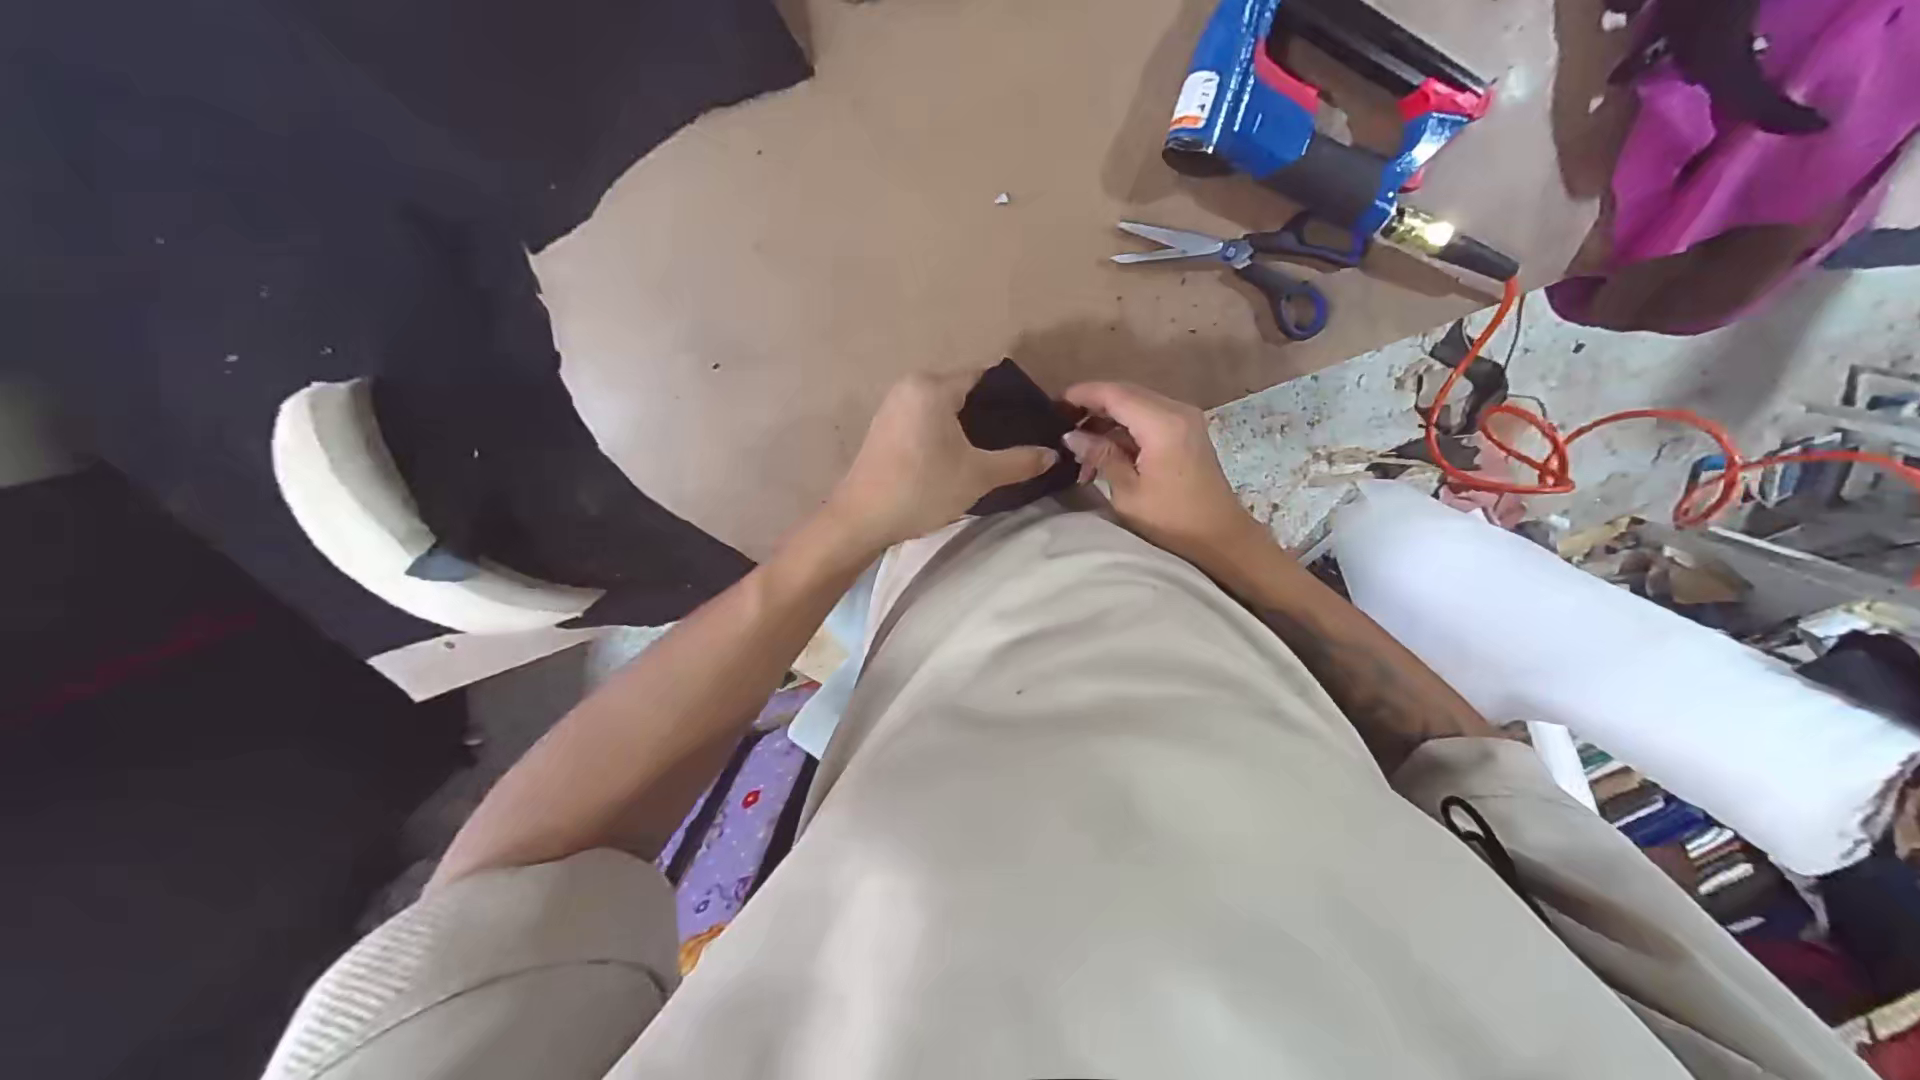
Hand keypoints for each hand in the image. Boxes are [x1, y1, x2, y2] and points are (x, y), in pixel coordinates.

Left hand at [825, 370, 1057, 550]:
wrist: (861, 519)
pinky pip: (925, 420)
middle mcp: (910, 386)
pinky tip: (959, 456)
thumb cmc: (922, 488)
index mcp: (933, 387)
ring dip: (967, 425)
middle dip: (991, 413)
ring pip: (943, 408)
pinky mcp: (884, 428)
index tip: (1033, 420)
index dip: (1012, 398)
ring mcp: (893, 406)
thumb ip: (1019, 461)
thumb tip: (1052, 454)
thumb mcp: (978, 476)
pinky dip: (945, 433)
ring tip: (993, 450)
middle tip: (1018, 439)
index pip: (984, 378)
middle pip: (963, 391)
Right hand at [1061, 381, 1267, 567]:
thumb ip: (1101, 456)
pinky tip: (1103, 451)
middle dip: (1092, 406)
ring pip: (1136, 405)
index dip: (1082, 394)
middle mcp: (1177, 411)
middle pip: (1126, 394)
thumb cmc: (1172, 520)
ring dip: (1106, 420)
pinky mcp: (1186, 432)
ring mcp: (1184, 420)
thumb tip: (1071, 436)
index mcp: (1163, 424)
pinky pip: (1148, 418)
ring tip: (1078, 447)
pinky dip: (1124, 429)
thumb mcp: (1128, 491)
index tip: (1053, 404)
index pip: (1115, 394)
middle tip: (1060, 424)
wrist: (1220, 538)